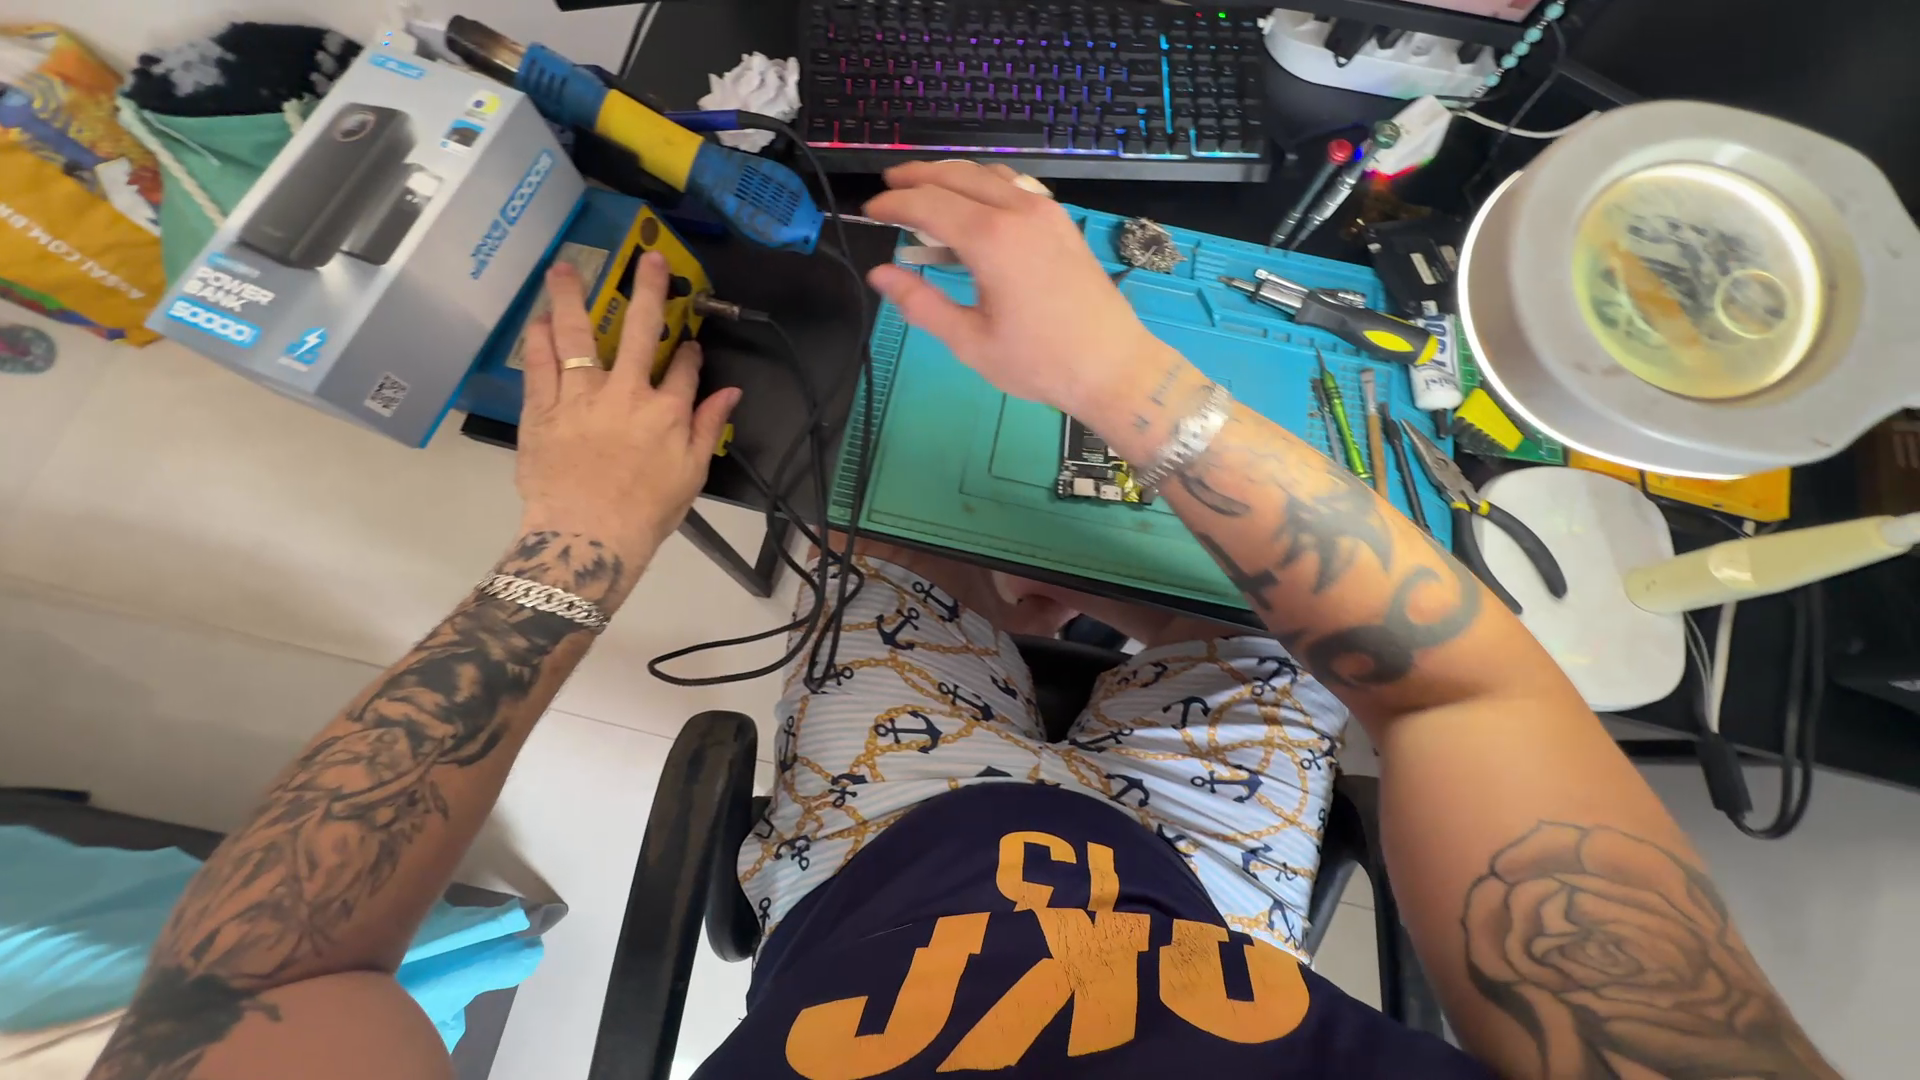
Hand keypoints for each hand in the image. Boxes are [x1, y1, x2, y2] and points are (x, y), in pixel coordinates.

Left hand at [515, 253, 740, 601]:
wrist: (589, 535)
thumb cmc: (648, 511)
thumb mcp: (692, 473)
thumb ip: (709, 427)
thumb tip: (731, 392)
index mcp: (668, 411)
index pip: (684, 368)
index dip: (690, 352)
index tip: (690, 344)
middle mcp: (627, 392)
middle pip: (640, 331)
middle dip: (649, 291)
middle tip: (649, 258)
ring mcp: (581, 396)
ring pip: (577, 335)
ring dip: (573, 297)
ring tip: (566, 267)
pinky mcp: (543, 407)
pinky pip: (540, 363)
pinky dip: (540, 337)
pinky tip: (540, 316)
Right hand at [862, 162, 1193, 435]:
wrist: (1111, 365)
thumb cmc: (1039, 362)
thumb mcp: (970, 342)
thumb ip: (922, 304)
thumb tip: (881, 275)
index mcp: (991, 239)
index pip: (928, 203)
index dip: (893, 203)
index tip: (870, 209)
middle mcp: (1018, 211)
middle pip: (957, 175)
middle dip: (917, 176)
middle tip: (890, 185)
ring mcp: (1045, 212)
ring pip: (988, 173)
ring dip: (951, 176)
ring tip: (926, 190)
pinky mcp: (1061, 222)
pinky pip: (1014, 185)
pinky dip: (984, 184)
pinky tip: (974, 205)